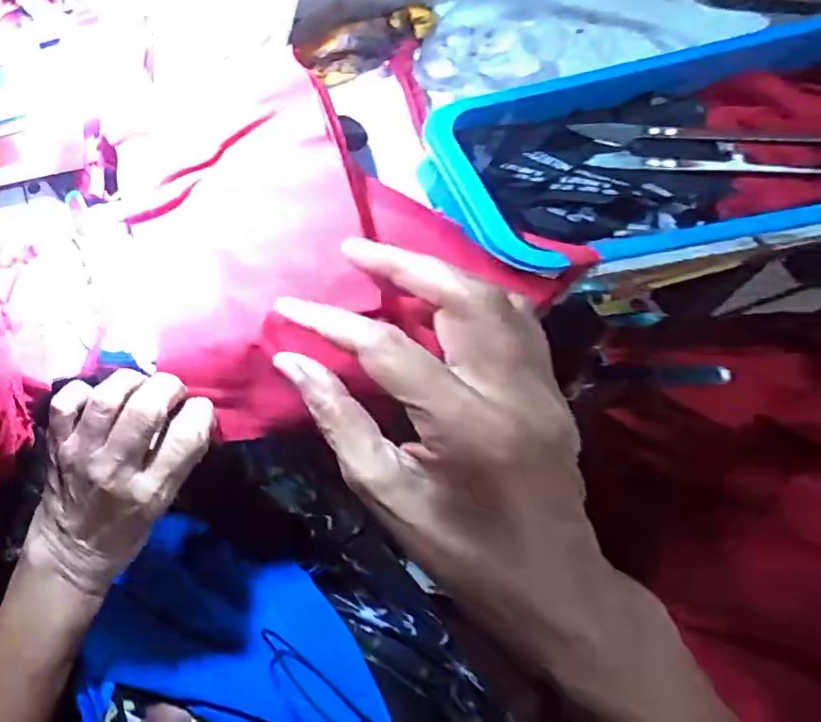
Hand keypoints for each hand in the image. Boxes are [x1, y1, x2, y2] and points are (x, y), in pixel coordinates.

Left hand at [23, 370, 214, 596]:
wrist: (69, 548)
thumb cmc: (122, 532)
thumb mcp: (160, 507)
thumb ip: (173, 464)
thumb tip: (190, 418)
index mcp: (149, 491)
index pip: (183, 440)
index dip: (199, 413)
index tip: (201, 406)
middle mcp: (114, 468)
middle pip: (143, 411)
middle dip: (165, 387)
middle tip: (172, 387)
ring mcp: (81, 451)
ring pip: (105, 399)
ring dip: (128, 381)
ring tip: (138, 381)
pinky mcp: (56, 441)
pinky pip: (65, 402)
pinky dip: (81, 389)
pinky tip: (95, 393)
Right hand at [272, 238, 730, 721]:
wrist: (556, 590)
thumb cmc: (457, 545)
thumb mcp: (380, 488)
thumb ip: (336, 416)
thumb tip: (290, 359)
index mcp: (469, 426)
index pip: (389, 348)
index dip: (330, 322)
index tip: (284, 308)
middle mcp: (516, 396)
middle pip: (468, 304)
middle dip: (405, 266)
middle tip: (352, 250)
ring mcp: (543, 391)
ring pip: (499, 305)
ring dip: (440, 274)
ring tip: (386, 262)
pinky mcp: (548, 392)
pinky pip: (512, 323)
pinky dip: (467, 296)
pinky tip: (431, 293)